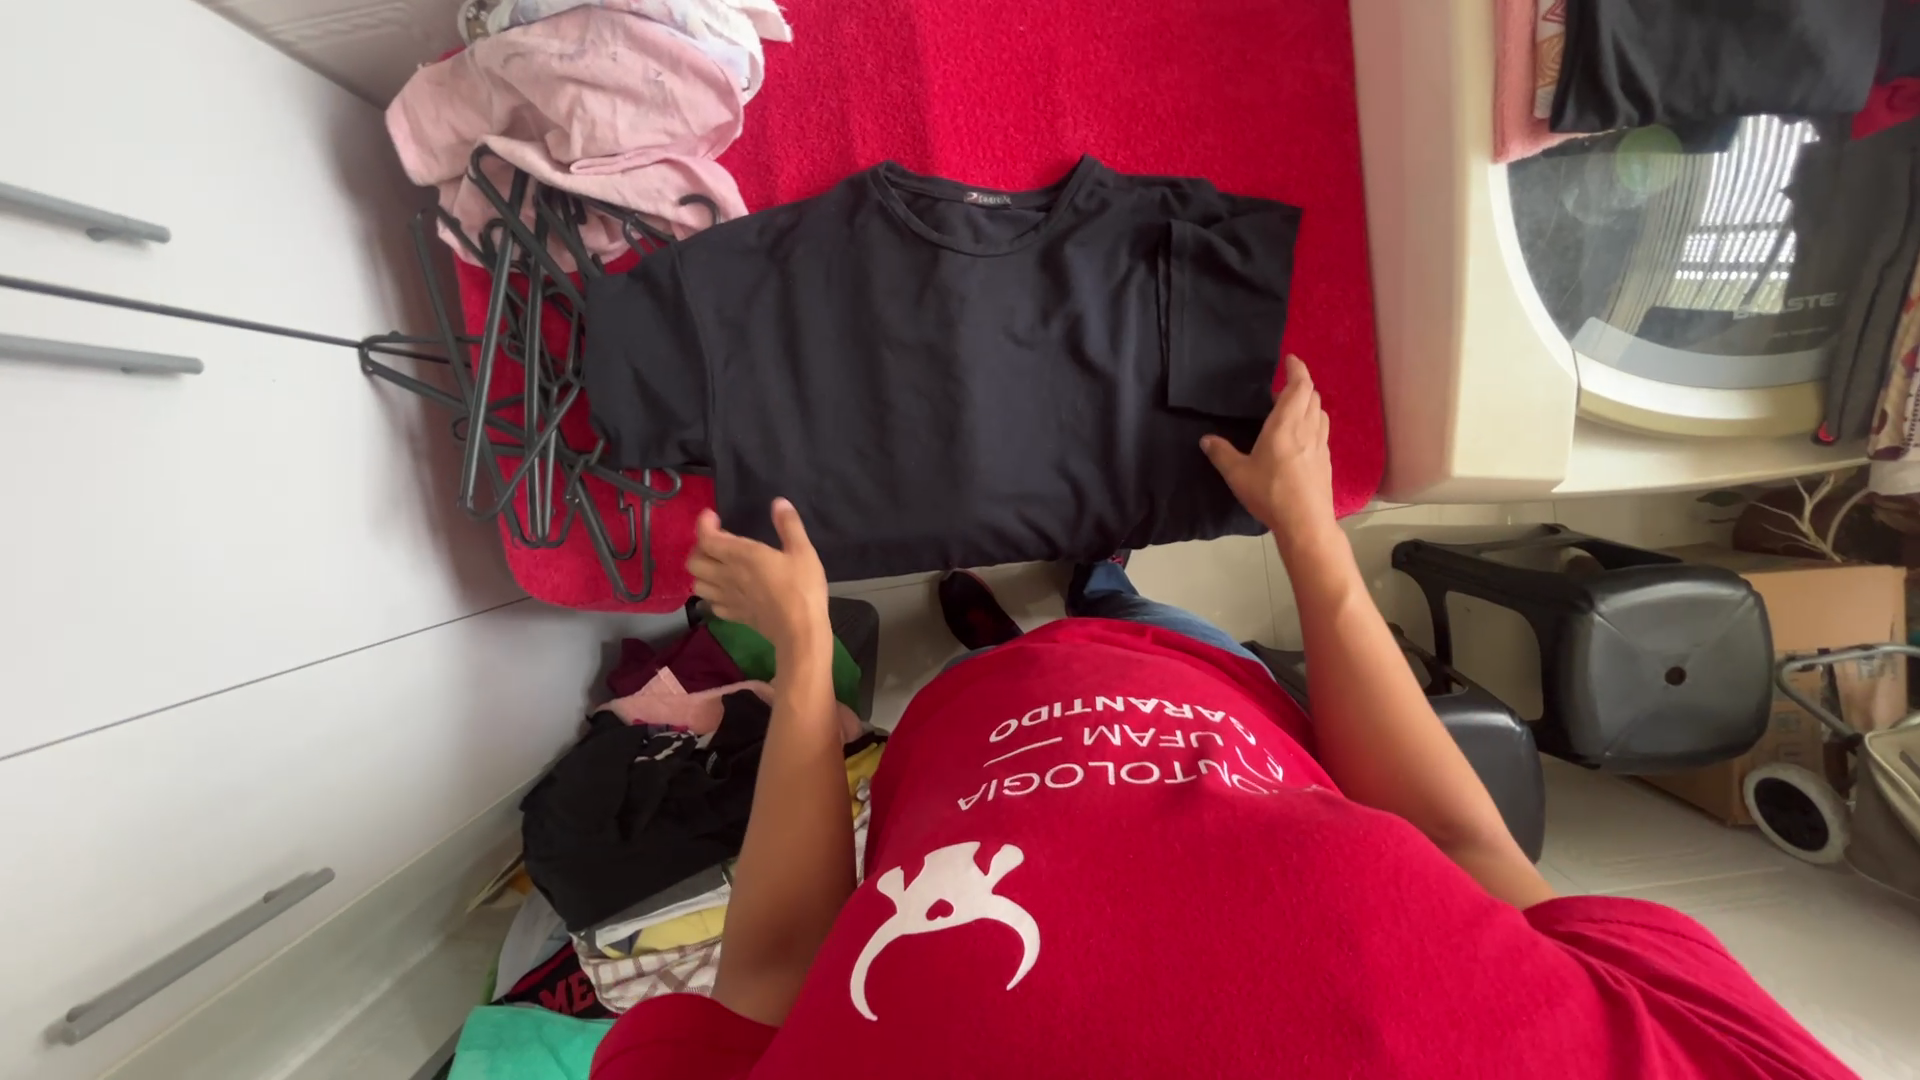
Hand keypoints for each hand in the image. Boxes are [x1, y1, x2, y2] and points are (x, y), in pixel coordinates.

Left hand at [688, 498, 829, 655]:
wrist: (800, 630)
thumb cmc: (802, 588)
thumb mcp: (803, 551)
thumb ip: (789, 525)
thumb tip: (778, 502)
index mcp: (741, 556)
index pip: (706, 538)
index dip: (703, 524)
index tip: (713, 516)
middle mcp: (727, 576)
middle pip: (694, 561)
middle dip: (700, 548)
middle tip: (717, 542)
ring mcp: (728, 598)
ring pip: (697, 583)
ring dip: (702, 572)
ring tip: (717, 566)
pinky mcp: (734, 615)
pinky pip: (711, 603)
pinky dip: (712, 594)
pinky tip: (726, 590)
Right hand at [1200, 354, 1337, 554]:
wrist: (1305, 522)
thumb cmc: (1270, 493)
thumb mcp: (1237, 474)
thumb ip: (1221, 453)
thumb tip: (1206, 439)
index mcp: (1285, 425)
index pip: (1299, 386)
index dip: (1297, 369)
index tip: (1290, 360)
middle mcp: (1307, 429)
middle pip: (1312, 396)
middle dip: (1301, 386)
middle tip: (1283, 388)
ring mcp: (1320, 445)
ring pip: (1320, 413)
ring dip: (1309, 404)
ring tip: (1293, 409)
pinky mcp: (1325, 461)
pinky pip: (1321, 431)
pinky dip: (1312, 423)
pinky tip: (1301, 437)